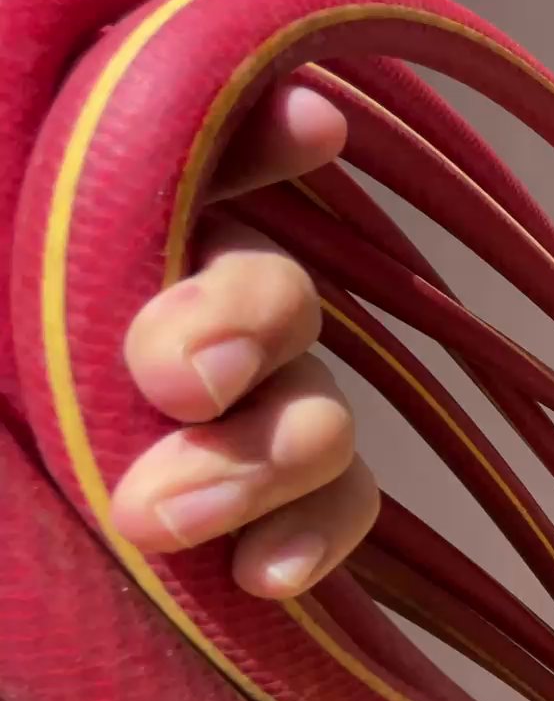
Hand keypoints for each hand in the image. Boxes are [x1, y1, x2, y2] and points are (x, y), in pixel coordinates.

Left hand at [109, 84, 377, 598]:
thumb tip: (137, 189)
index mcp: (63, 256)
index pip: (176, 171)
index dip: (258, 141)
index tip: (311, 126)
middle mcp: (162, 327)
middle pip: (276, 291)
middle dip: (249, 324)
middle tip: (181, 385)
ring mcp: (226, 426)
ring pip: (320, 408)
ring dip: (269, 456)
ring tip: (162, 521)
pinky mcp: (262, 518)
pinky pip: (342, 506)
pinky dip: (320, 531)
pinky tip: (267, 575)